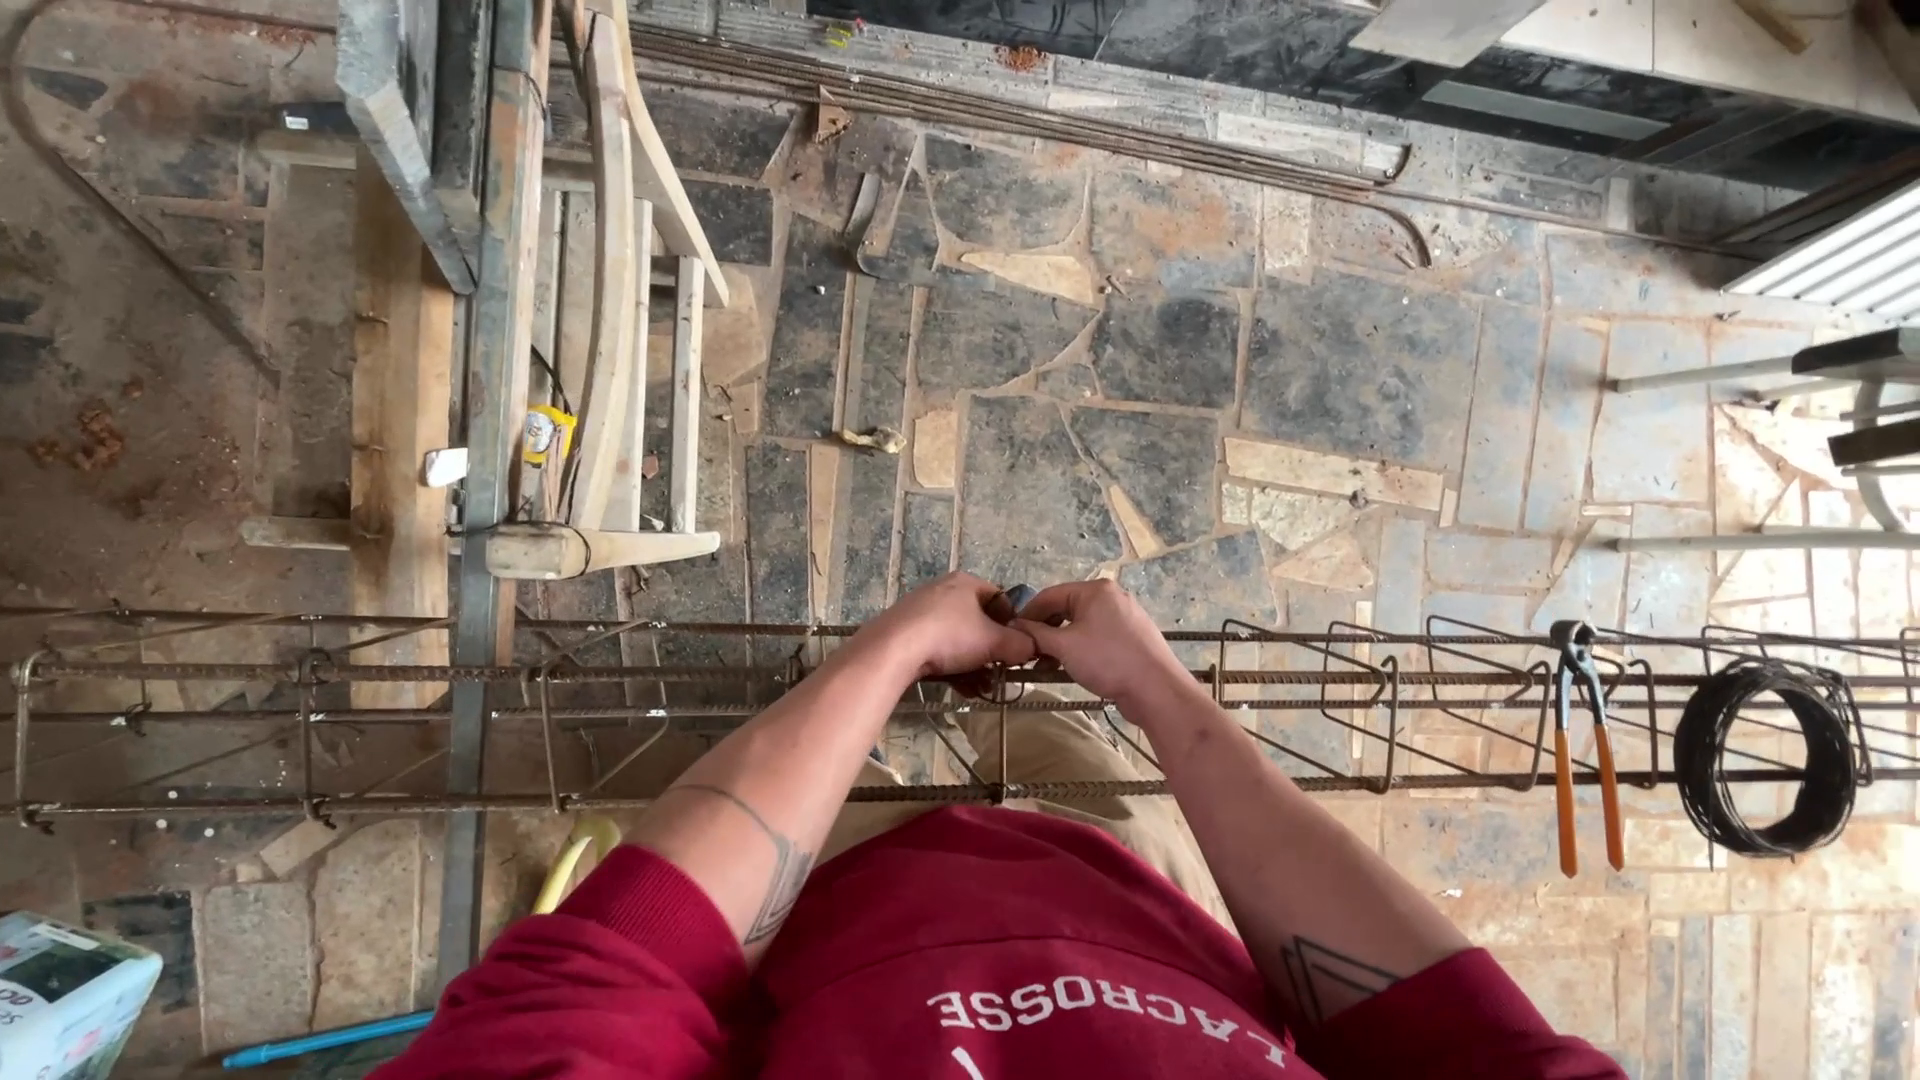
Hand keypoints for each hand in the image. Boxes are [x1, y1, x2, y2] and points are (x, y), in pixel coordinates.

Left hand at [853, 572, 1037, 678]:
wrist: (894, 649)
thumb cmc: (950, 635)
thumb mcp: (993, 641)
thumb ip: (1019, 644)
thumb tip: (1033, 648)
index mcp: (966, 583)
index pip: (1000, 599)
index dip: (1014, 624)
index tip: (1018, 648)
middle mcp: (943, 591)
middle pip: (978, 622)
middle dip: (992, 651)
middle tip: (1001, 672)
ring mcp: (921, 612)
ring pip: (958, 640)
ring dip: (975, 665)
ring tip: (984, 688)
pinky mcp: (906, 634)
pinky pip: (938, 650)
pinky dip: (954, 668)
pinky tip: (963, 689)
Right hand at [1011, 580, 1187, 706]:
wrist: (1156, 690)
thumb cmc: (1107, 660)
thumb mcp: (1064, 646)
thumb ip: (1036, 634)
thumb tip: (1015, 627)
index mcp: (1095, 590)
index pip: (1049, 595)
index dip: (1027, 615)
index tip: (1010, 634)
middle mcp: (1110, 597)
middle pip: (1065, 609)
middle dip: (1044, 631)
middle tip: (1027, 653)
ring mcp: (1123, 618)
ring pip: (1080, 626)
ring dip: (1059, 644)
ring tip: (1044, 664)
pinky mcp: (1130, 638)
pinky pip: (1095, 638)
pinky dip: (1078, 649)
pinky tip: (1069, 667)